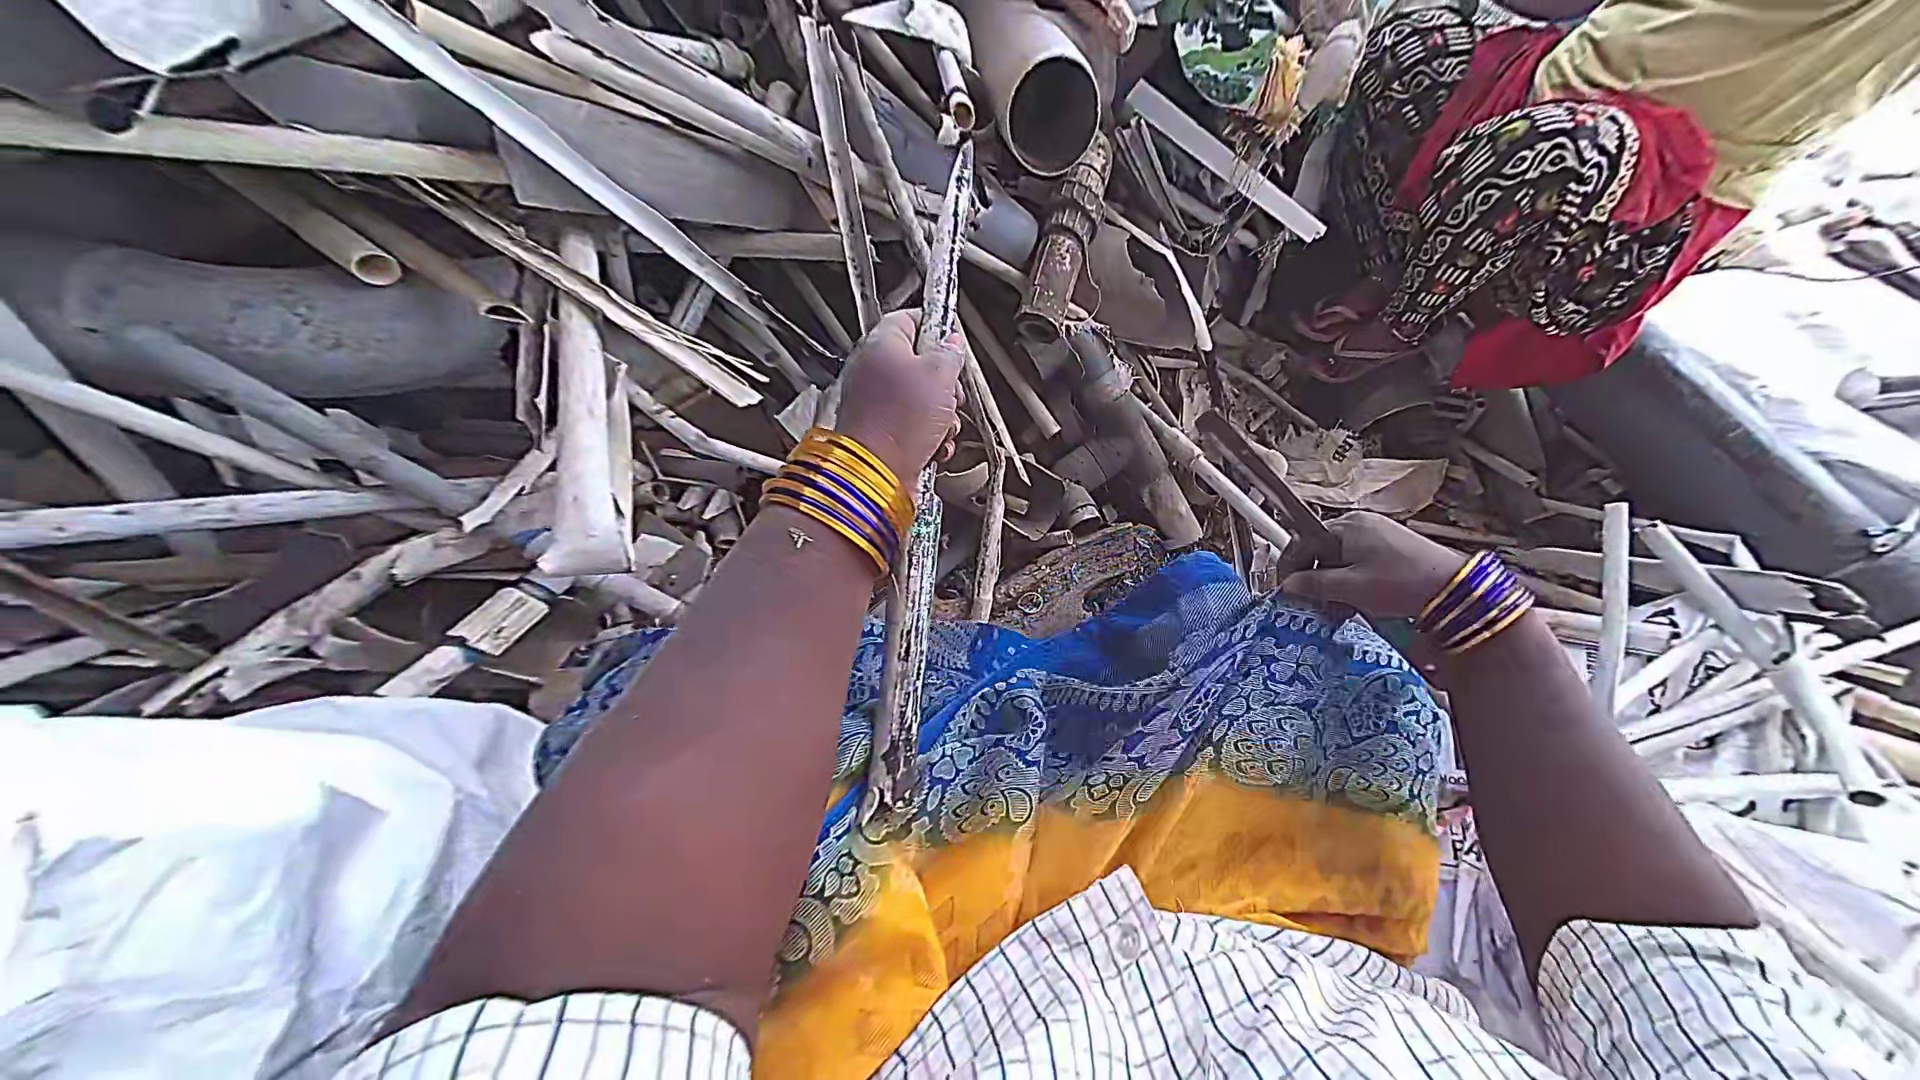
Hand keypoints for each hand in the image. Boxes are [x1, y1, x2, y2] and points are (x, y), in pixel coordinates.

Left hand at [834, 309, 964, 479]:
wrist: (877, 471)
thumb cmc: (899, 422)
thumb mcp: (939, 376)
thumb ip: (949, 354)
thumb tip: (953, 344)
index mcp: (882, 346)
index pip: (910, 319)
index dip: (936, 327)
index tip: (953, 340)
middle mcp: (874, 372)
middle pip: (921, 364)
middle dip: (945, 383)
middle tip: (952, 394)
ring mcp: (875, 404)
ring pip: (922, 400)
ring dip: (942, 415)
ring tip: (943, 426)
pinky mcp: (881, 432)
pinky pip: (914, 427)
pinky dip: (930, 437)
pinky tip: (934, 446)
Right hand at [1281, 512, 1467, 617]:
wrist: (1456, 589)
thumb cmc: (1401, 583)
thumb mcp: (1350, 588)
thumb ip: (1313, 584)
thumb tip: (1286, 586)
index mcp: (1346, 526)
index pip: (1302, 543)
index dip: (1290, 569)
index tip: (1286, 591)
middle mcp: (1360, 523)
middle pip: (1320, 551)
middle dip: (1315, 579)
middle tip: (1317, 604)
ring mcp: (1377, 534)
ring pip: (1338, 559)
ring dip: (1334, 583)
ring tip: (1342, 607)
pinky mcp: (1391, 547)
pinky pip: (1357, 562)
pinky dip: (1352, 581)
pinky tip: (1359, 600)